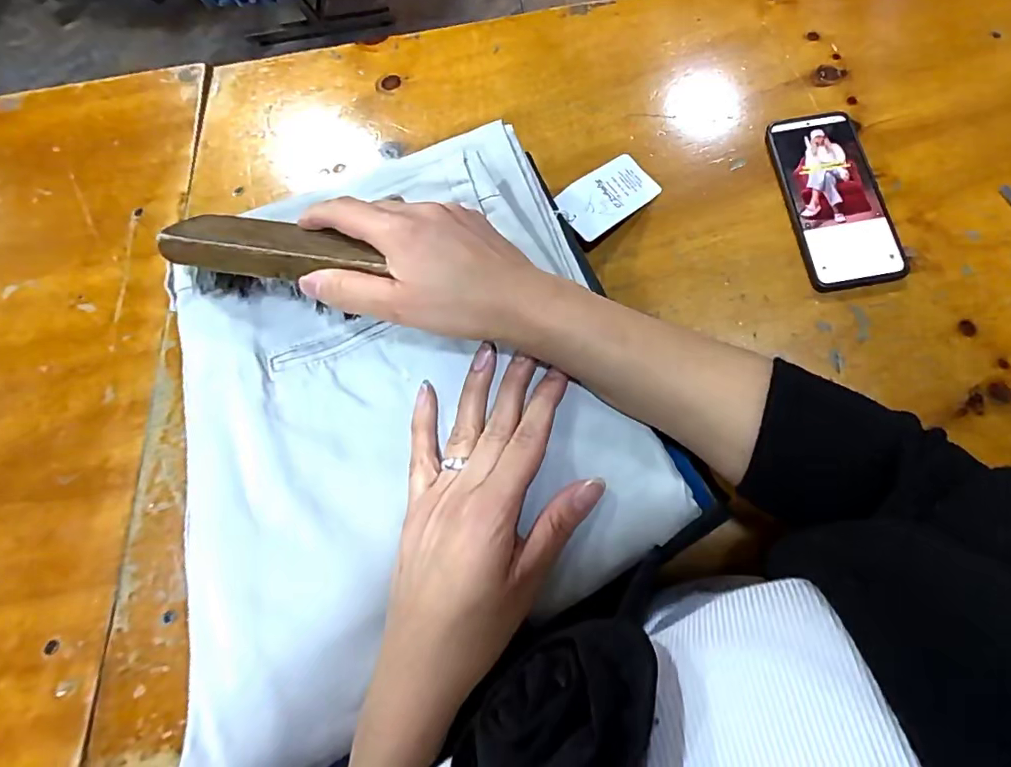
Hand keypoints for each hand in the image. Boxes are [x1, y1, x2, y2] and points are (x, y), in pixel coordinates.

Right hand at [296, 198, 560, 342]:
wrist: (522, 300)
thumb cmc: (458, 308)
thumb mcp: (397, 307)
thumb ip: (349, 290)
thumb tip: (309, 276)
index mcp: (398, 229)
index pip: (344, 209)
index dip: (316, 215)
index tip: (302, 227)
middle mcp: (423, 209)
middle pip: (374, 208)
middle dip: (350, 222)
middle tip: (339, 249)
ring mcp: (451, 210)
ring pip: (405, 209)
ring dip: (385, 225)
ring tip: (382, 255)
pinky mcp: (472, 218)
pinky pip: (431, 215)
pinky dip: (414, 226)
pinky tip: (424, 253)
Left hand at [352, 347, 604, 766]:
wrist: (417, 665)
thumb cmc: (481, 626)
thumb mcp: (528, 580)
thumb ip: (557, 525)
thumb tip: (596, 481)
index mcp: (494, 508)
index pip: (526, 442)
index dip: (545, 403)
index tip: (559, 370)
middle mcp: (462, 491)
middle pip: (495, 426)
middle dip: (515, 383)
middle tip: (529, 345)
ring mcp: (434, 494)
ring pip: (459, 430)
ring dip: (474, 388)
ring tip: (486, 351)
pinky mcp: (414, 505)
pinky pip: (418, 455)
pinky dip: (422, 421)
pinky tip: (426, 390)